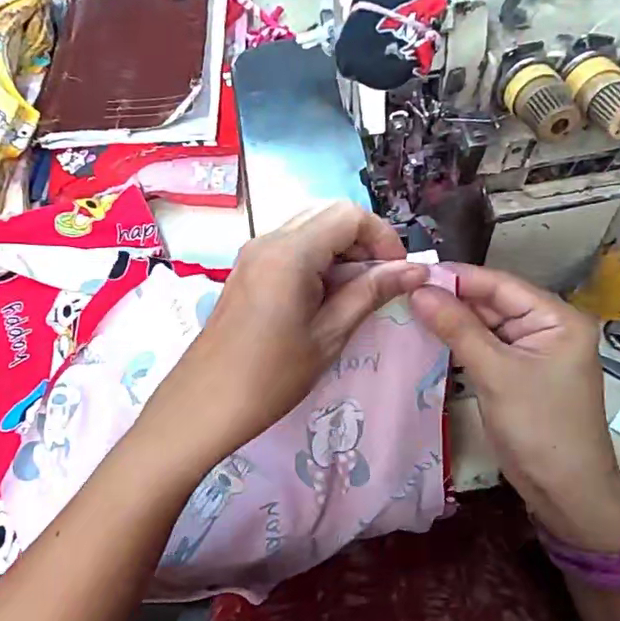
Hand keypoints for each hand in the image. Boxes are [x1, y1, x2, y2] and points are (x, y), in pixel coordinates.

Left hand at [148, 202, 428, 462]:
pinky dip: (317, 262)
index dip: (383, 237)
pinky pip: (290, 249)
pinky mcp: (246, 271)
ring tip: (354, 297)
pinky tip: (324, 301)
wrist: (204, 405)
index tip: (398, 273)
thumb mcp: (329, 335)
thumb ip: (371, 293)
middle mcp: (268, 241)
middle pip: (329, 215)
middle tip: (379, 284)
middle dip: (363, 242)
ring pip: (310, 231)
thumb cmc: (271, 377)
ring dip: (340, 254)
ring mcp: (252, 254)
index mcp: (290, 252)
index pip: (350, 215)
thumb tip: (415, 270)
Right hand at [409, 264, 619, 549]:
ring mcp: (533, 351)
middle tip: (402, 291)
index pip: (501, 284)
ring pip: (486, 326)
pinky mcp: (519, 373)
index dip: (457, 277)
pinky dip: (461, 344)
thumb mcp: (496, 374)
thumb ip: (457, 328)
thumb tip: (418, 290)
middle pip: (493, 303)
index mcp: (558, 318)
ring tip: (408, 308)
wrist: (566, 491)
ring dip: (452, 321)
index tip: (412, 272)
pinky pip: (486, 348)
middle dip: (451, 299)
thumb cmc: (539, 429)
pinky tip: (429, 336)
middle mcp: (549, 327)